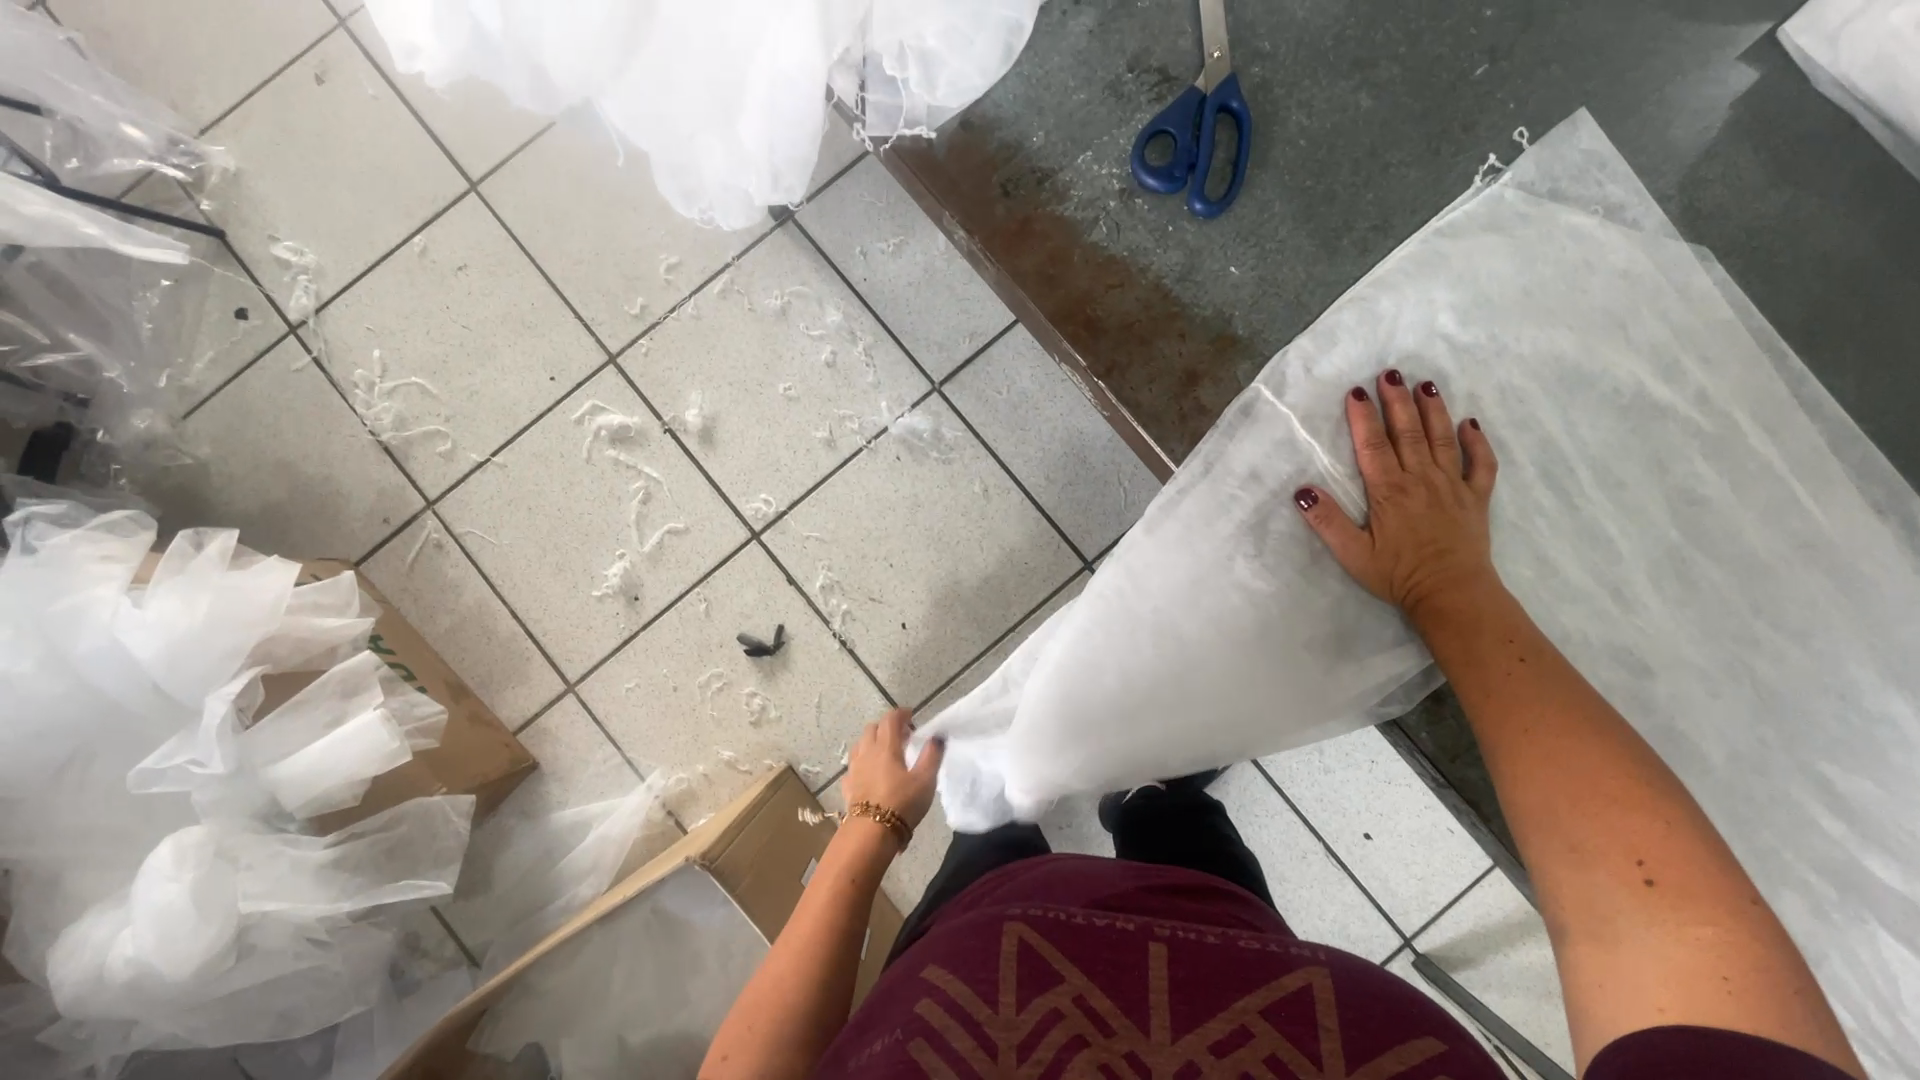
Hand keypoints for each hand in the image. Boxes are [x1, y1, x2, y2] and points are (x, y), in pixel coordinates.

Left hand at [843, 709, 942, 830]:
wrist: (872, 832)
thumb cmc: (902, 803)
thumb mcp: (925, 780)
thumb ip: (931, 756)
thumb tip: (936, 737)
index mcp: (886, 747)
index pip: (890, 720)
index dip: (900, 714)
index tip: (911, 715)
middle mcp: (867, 753)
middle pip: (872, 728)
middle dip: (886, 726)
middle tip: (901, 735)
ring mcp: (854, 769)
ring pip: (860, 745)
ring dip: (872, 741)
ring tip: (885, 751)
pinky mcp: (848, 785)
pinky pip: (853, 765)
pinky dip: (863, 762)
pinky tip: (869, 772)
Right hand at [1294, 369, 1501, 620]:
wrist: (1452, 593)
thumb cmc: (1397, 575)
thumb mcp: (1352, 554)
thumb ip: (1327, 521)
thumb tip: (1303, 491)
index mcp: (1388, 491)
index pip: (1372, 445)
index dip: (1363, 416)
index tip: (1357, 391)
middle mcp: (1420, 479)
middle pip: (1407, 433)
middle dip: (1397, 401)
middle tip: (1391, 372)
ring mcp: (1452, 486)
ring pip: (1441, 440)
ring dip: (1433, 411)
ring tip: (1426, 385)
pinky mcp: (1476, 498)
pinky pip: (1481, 464)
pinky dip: (1477, 443)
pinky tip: (1471, 424)